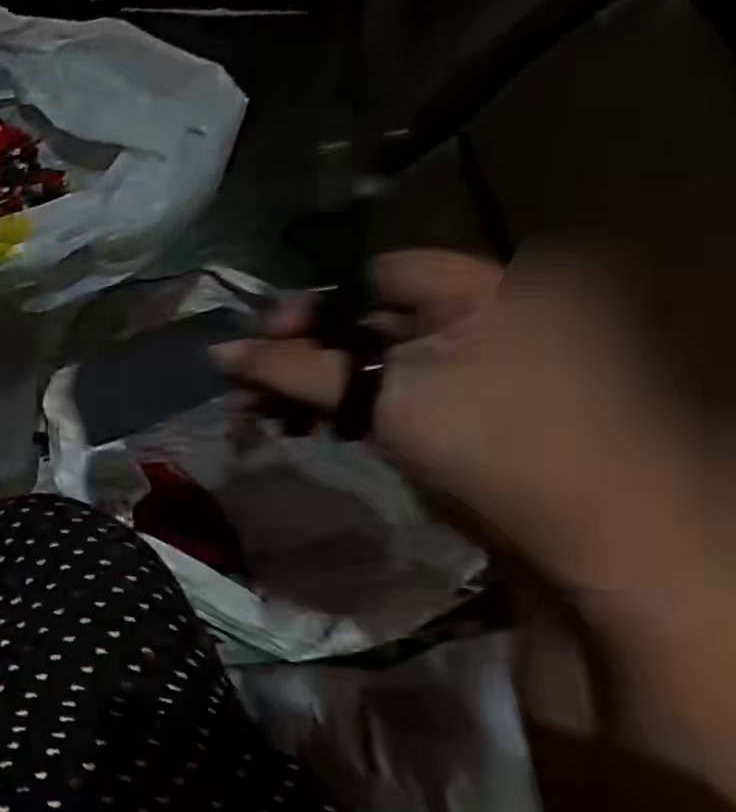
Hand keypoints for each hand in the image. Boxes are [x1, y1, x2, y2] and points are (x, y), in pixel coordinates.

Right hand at [209, 248, 706, 585]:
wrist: (594, 537)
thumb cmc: (492, 443)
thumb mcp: (381, 396)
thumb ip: (293, 367)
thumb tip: (218, 350)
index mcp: (486, 292)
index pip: (378, 274)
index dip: (317, 300)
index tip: (267, 337)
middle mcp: (480, 320)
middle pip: (363, 320)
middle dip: (296, 352)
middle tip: (245, 380)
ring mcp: (472, 369)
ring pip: (366, 362)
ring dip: (305, 384)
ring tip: (253, 411)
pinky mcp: (459, 411)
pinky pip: (384, 393)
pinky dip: (338, 406)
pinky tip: (295, 424)